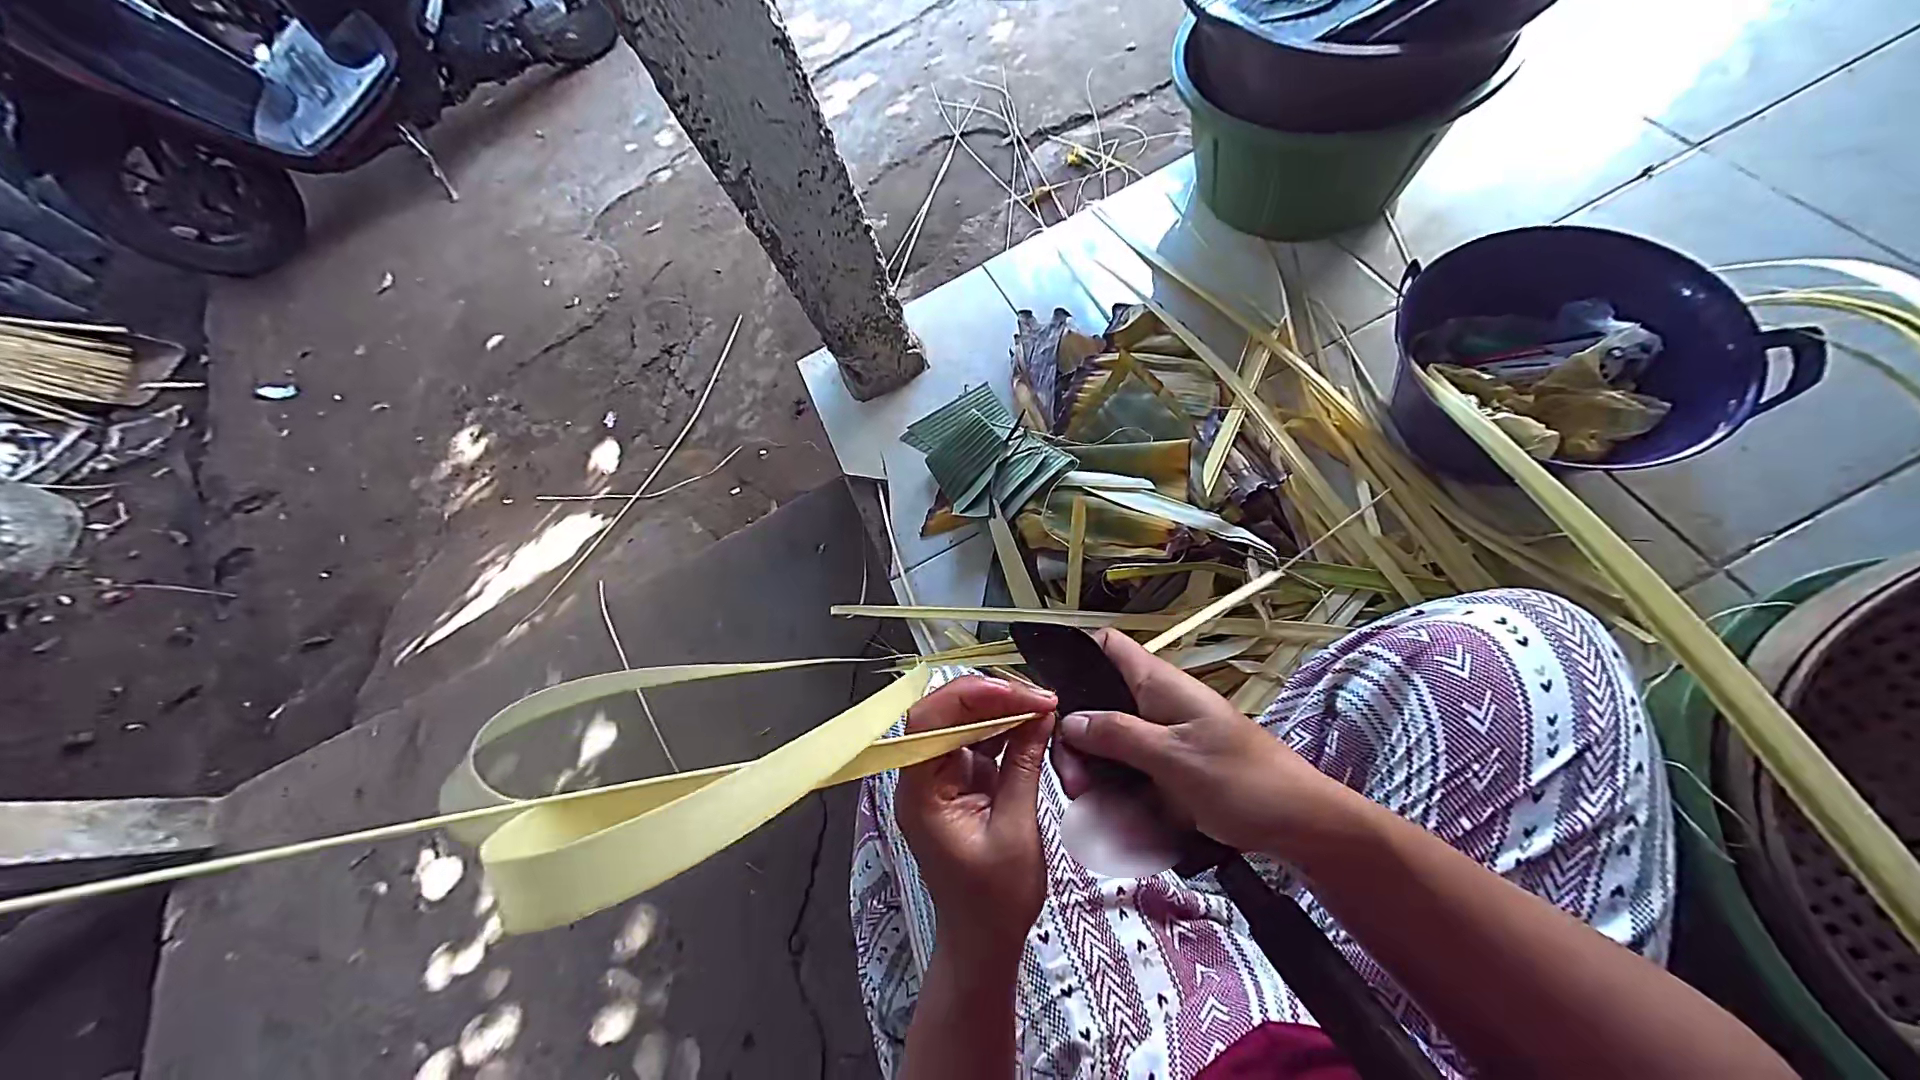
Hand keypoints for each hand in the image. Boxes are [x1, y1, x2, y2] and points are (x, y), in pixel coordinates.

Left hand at [895, 675, 1058, 952]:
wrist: (985, 940)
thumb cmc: (995, 899)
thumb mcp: (1016, 830)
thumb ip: (1023, 765)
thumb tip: (1040, 712)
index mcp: (920, 791)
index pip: (931, 722)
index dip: (971, 697)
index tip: (1019, 693)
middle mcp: (922, 776)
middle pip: (945, 714)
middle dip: (991, 697)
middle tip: (1039, 696)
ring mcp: (940, 776)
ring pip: (962, 722)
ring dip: (1001, 708)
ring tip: (1041, 704)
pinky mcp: (960, 780)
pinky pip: (978, 740)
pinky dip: (1004, 728)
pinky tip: (1032, 723)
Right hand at [1050, 628, 1343, 853]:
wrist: (1301, 826)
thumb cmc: (1244, 781)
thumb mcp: (1174, 758)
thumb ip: (1119, 735)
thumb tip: (1069, 720)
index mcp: (1157, 684)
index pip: (1106, 647)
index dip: (1073, 657)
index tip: (1050, 699)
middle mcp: (1154, 705)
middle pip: (1096, 708)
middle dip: (1079, 746)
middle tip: (1078, 786)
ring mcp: (1161, 739)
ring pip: (1108, 748)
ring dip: (1099, 780)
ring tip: (1102, 817)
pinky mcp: (1168, 770)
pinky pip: (1129, 778)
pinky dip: (1122, 801)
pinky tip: (1126, 829)